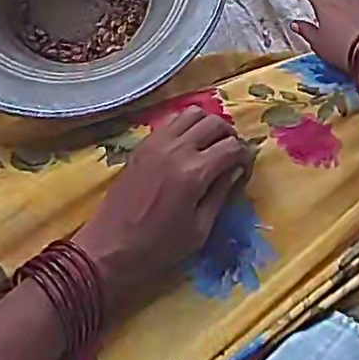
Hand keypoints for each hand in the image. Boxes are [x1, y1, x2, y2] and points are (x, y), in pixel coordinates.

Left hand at [72, 106, 253, 306]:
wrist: (111, 245)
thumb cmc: (159, 246)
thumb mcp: (199, 229)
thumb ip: (220, 193)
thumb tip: (236, 169)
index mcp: (194, 172)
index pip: (231, 147)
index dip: (245, 155)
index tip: (246, 167)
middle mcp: (177, 148)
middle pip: (214, 122)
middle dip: (229, 135)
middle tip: (232, 154)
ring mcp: (157, 141)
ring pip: (192, 113)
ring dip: (207, 124)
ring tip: (211, 145)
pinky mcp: (143, 143)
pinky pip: (171, 120)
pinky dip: (186, 124)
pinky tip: (188, 144)